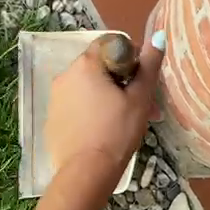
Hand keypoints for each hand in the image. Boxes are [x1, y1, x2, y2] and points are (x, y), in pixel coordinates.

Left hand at [45, 31, 165, 184]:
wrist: (86, 172)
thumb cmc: (117, 132)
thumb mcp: (140, 98)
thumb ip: (149, 66)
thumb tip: (158, 36)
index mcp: (86, 65)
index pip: (110, 44)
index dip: (130, 57)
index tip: (141, 80)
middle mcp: (65, 76)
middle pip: (98, 68)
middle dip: (121, 82)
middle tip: (140, 106)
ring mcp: (55, 99)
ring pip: (86, 89)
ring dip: (106, 98)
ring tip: (124, 123)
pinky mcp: (52, 121)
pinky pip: (74, 108)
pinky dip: (89, 113)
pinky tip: (102, 133)